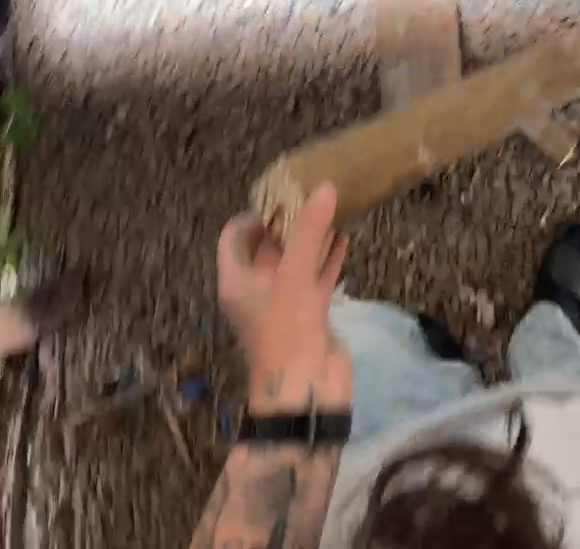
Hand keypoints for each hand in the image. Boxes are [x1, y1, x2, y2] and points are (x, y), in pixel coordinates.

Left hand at [217, 183, 351, 411]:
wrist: (306, 393)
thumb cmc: (286, 332)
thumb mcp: (294, 276)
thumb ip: (309, 230)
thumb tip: (326, 187)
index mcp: (237, 280)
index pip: (234, 236)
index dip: (254, 214)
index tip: (281, 197)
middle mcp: (257, 288)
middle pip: (268, 244)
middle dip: (289, 219)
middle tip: (312, 193)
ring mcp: (284, 301)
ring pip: (296, 258)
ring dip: (312, 235)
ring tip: (332, 207)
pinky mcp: (309, 312)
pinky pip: (316, 276)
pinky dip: (328, 256)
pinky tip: (345, 236)